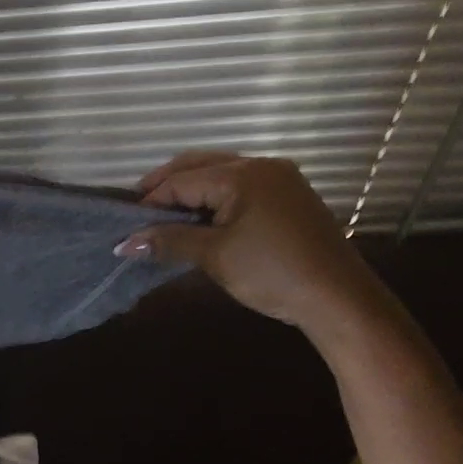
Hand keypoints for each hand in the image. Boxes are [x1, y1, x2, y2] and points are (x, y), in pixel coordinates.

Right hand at [117, 152, 386, 334]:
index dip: (150, 201)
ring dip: (189, 191)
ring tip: (162, 218)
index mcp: (243, 174)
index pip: (182, 180)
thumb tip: (126, 242)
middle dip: (166, 186)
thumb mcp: (214, 256)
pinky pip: (239, 186)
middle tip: (137, 212)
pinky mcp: (288, 197)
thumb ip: (170, 241)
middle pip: (200, 165)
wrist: (337, 298)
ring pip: (220, 173)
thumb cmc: (272, 273)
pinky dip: (213, 198)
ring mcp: (279, 179)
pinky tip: (198, 219)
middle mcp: (262, 166)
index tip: (125, 223)